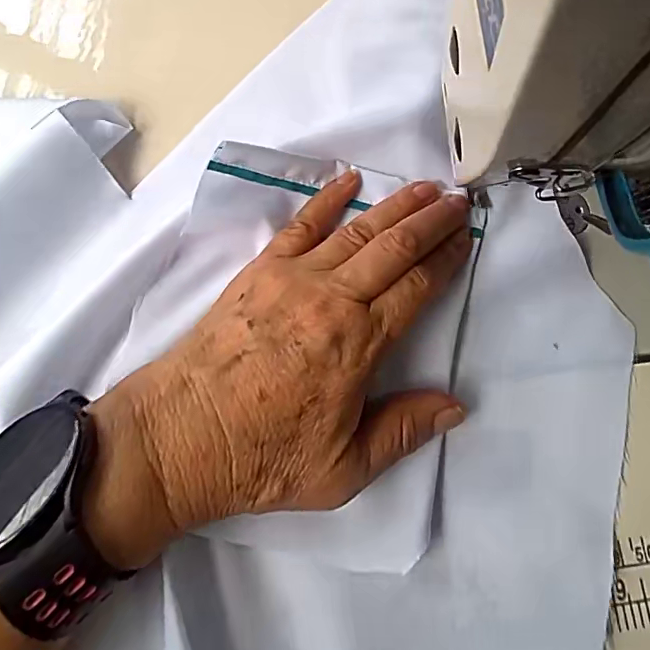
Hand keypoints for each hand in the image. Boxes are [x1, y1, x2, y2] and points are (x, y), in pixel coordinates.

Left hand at [82, 171, 473, 568]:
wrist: (184, 432)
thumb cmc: (264, 456)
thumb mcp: (345, 469)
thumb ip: (403, 431)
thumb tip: (455, 405)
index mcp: (359, 345)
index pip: (416, 287)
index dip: (446, 258)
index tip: (465, 236)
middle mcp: (331, 299)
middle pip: (393, 249)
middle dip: (430, 221)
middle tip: (457, 199)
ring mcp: (292, 277)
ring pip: (356, 231)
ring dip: (393, 206)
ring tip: (422, 187)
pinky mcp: (260, 269)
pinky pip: (301, 225)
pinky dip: (328, 199)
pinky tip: (349, 181)